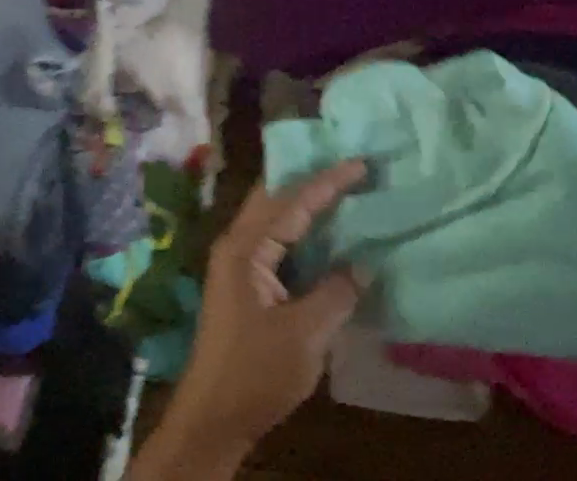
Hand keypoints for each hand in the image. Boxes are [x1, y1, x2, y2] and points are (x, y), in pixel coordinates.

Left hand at [131, 160, 369, 480]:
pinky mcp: (245, 285)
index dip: (327, 181)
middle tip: (350, 166)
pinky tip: (328, 237)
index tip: (360, 162)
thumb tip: (363, 263)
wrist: (214, 415)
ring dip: (306, 205)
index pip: (291, 201)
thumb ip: (336, 292)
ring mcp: (238, 265)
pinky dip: (302, 234)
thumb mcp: (306, 333)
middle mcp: (237, 246)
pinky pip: (276, 243)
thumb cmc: (256, 371)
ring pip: (274, 219)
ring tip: (345, 191)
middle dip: (310, 180)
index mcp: (245, 248)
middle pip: (275, 199)